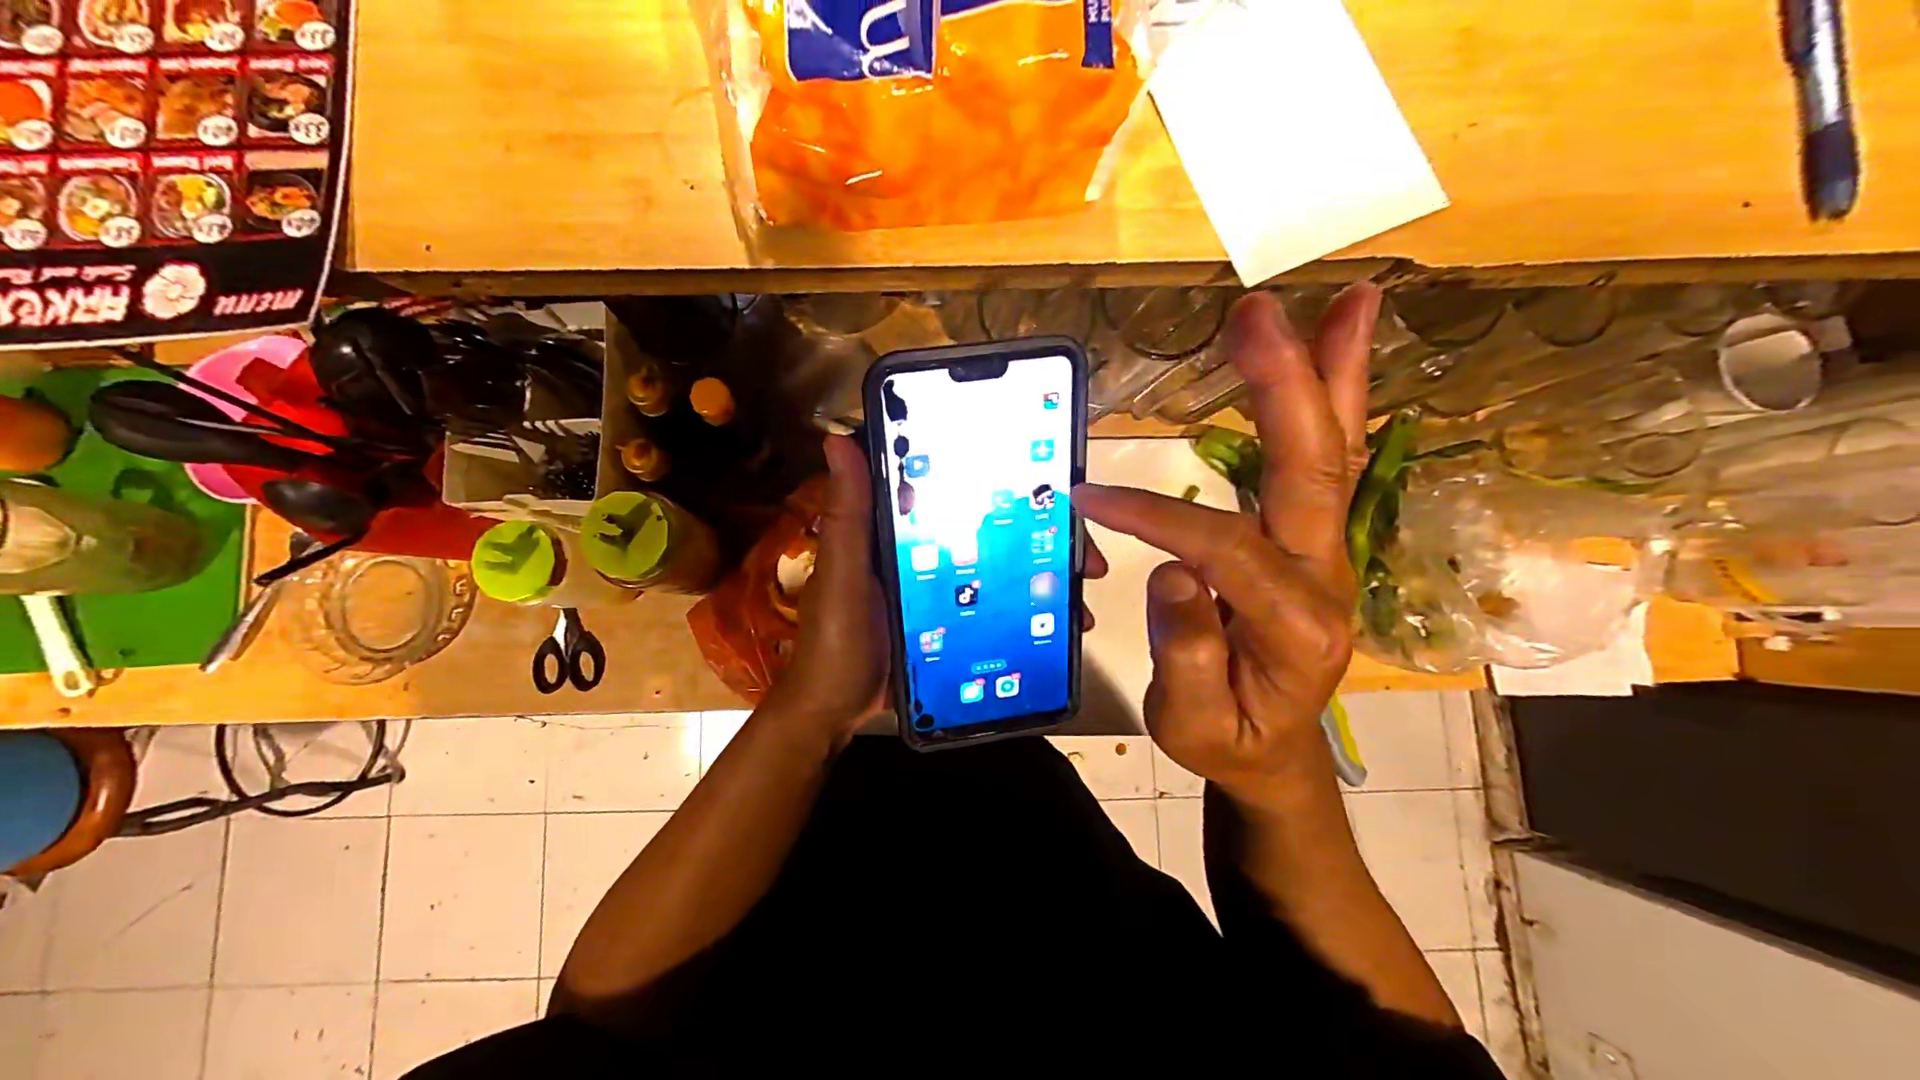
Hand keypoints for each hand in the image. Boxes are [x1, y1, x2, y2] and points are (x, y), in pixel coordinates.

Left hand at [774, 435, 1110, 735]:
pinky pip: (995, 607)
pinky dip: (1026, 611)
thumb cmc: (836, 640)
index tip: (1048, 487)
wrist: (835, 711)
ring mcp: (941, 590)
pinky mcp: (951, 624)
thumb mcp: (843, 576)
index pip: (954, 493)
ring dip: (1043, 577)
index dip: (1000, 486)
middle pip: (992, 533)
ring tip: (1082, 595)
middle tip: (1087, 555)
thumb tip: (839, 439)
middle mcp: (924, 552)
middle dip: (1042, 538)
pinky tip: (1060, 625)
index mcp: (898, 532)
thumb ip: (848, 515)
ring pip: (1000, 570)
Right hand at [1075, 284, 1380, 806]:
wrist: (1276, 749)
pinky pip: (1328, 465)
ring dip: (1337, 376)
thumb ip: (1186, 659)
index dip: (1156, 518)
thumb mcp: (1190, 723)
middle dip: (1286, 388)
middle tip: (1258, 314)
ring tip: (1348, 302)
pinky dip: (1333, 404)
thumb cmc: (1228, 736)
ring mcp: (1328, 552)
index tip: (1091, 498)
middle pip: (1312, 471)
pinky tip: (1331, 353)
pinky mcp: (1314, 540)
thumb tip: (1173, 573)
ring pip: (1337, 455)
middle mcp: (1326, 574)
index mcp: (1296, 625)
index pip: (1223, 548)